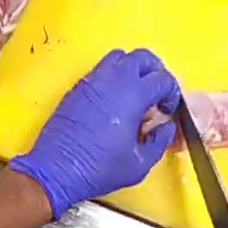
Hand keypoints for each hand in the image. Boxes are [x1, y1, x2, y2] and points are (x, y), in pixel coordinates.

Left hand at [9, 48, 180, 217]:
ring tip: (135, 93)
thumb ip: (159, 142)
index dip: (171, 93)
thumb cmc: (97, 169)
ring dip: (132, 70)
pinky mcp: (76, 89)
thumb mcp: (138, 165)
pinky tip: (113, 101)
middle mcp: (112, 80)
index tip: (168, 109)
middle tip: (157, 93)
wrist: (56, 170)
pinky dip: (112, 78)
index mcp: (132, 95)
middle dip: (155, 71)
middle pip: (142, 57)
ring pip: (118, 58)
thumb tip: (166, 128)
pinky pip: (99, 71)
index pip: (162, 79)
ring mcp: (91, 82)